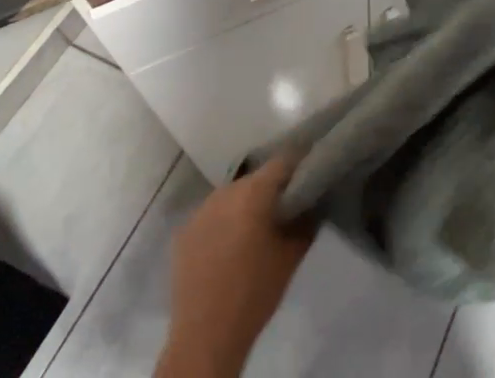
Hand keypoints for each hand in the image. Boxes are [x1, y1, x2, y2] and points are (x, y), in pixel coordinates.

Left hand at [157, 157, 316, 377]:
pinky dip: (224, 222)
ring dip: (246, 204)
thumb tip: (312, 204)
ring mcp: (199, 211)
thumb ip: (306, 222)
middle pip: (255, 178)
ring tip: (258, 227)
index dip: (299, 164)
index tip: (312, 173)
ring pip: (231, 195)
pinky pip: (211, 215)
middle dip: (272, 187)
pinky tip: (230, 245)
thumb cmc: (256, 291)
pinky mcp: (183, 232)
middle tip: (288, 205)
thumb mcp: (292, 256)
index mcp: (253, 193)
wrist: (206, 333)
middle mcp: (223, 193)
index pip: (282, 161)